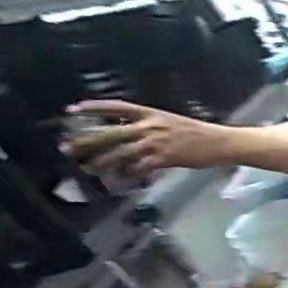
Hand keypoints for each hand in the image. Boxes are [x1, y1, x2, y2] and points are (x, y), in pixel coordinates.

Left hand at [62, 100, 235, 177]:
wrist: (221, 142)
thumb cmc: (200, 134)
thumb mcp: (173, 123)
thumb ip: (151, 127)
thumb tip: (130, 135)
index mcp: (153, 114)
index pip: (118, 107)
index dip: (95, 107)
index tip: (73, 109)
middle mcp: (151, 126)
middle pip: (111, 132)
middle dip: (87, 141)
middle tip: (66, 147)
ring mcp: (156, 143)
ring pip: (120, 153)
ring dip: (101, 162)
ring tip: (87, 168)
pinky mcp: (164, 158)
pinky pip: (139, 168)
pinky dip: (128, 175)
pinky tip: (120, 180)